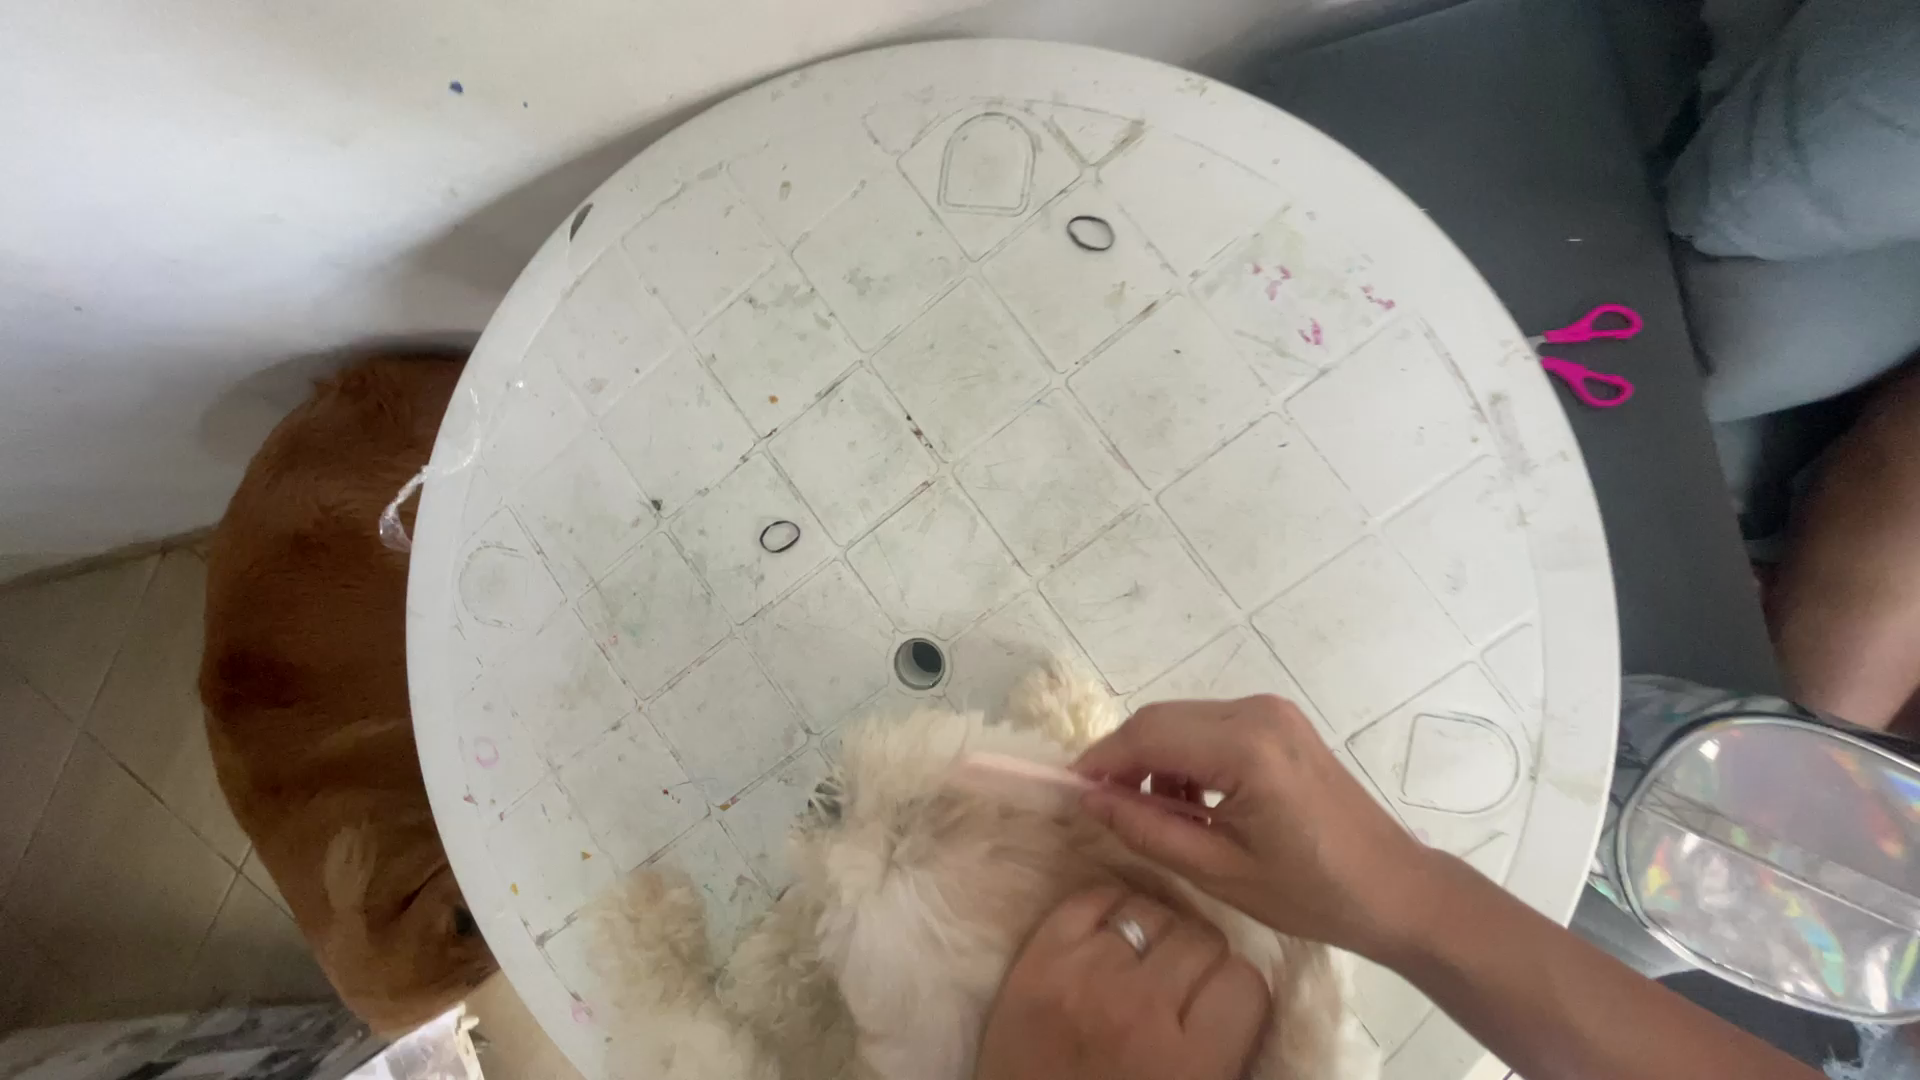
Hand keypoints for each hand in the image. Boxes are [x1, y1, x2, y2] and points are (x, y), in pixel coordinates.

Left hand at [974, 886, 1267, 1079]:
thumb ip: (1224, 1052)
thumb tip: (1242, 988)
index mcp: (1188, 1065)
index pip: (1245, 981)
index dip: (1238, 993)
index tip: (1223, 1006)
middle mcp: (1137, 1008)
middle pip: (1199, 937)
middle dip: (1200, 960)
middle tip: (1182, 985)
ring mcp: (1083, 974)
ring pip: (1150, 909)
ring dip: (1156, 933)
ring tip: (1145, 959)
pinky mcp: (1039, 956)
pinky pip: (1093, 896)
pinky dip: (1110, 908)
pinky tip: (1110, 934)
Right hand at [1073, 695, 1435, 958]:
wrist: (1397, 889)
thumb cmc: (1311, 892)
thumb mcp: (1219, 871)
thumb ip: (1147, 830)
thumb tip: (1090, 799)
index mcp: (1246, 748)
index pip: (1148, 736)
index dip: (1101, 759)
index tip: (1072, 788)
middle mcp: (1255, 712)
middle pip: (1159, 718)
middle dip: (1123, 756)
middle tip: (1104, 802)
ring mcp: (1269, 710)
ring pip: (1180, 718)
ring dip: (1152, 756)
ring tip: (1153, 810)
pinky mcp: (1276, 719)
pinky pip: (1207, 724)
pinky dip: (1183, 753)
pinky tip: (1189, 797)